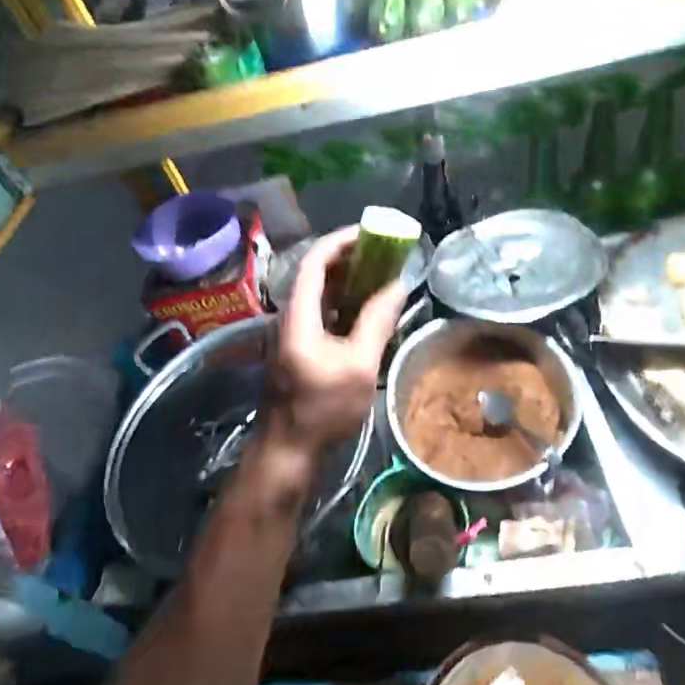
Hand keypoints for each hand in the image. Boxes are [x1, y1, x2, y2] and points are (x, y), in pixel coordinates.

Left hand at [258, 225, 408, 466]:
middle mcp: (289, 317)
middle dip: (347, 259)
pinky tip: (365, 312)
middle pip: (314, 275)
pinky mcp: (297, 350)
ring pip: (317, 296)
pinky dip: (342, 305)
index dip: (340, 242)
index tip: (370, 233)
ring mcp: (290, 335)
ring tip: (379, 277)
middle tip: (381, 254)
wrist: (287, 451)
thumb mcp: (358, 366)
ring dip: (346, 282)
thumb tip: (397, 286)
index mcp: (298, 315)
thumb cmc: (322, 409)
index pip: (314, 262)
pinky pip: (319, 315)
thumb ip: (376, 322)